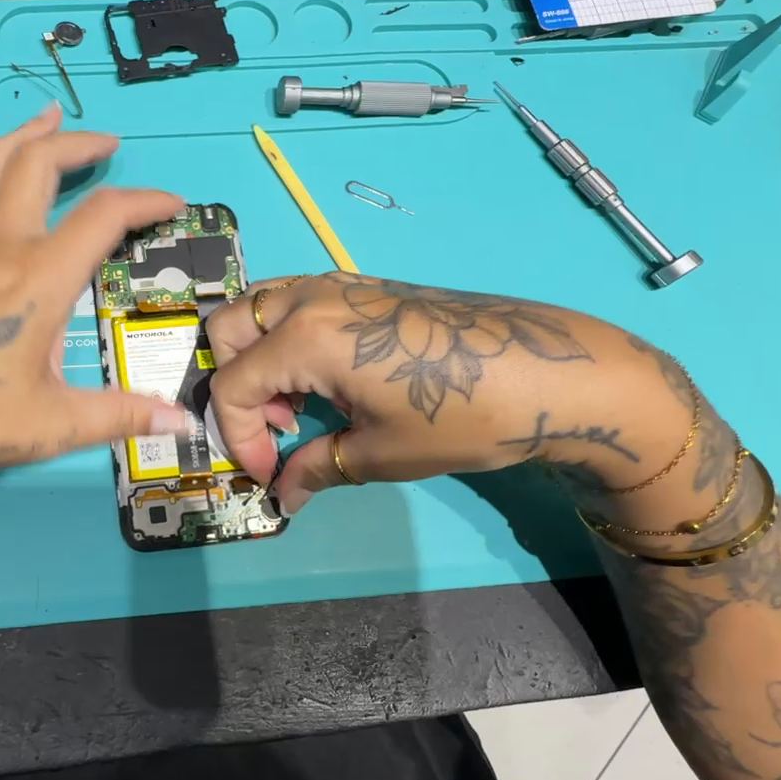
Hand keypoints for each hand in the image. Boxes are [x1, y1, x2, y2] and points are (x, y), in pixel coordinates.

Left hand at [0, 106, 189, 497]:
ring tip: (45, 121)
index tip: (172, 203)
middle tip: (108, 144)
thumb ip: (123, 415)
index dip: (146, 201)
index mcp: (39, 279)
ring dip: (21, 138)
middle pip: (37, 165)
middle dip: (78, 144)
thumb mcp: (55, 425)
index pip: (103, 216)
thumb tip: (182, 422)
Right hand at [206, 274, 686, 512]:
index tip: (268, 472)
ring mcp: (337, 283)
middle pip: (227, 329)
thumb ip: (316, 468)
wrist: (553, 372)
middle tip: (279, 423)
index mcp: (306, 338)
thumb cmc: (463, 416)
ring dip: (257, 354)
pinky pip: (294, 299)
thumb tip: (283, 496)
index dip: (238, 436)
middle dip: (234, 382)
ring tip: (299, 400)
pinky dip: (285, 336)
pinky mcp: (364, 284)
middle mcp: (310, 298)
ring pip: (258, 305)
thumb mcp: (382, 452)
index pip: (232, 384)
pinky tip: (328, 376)